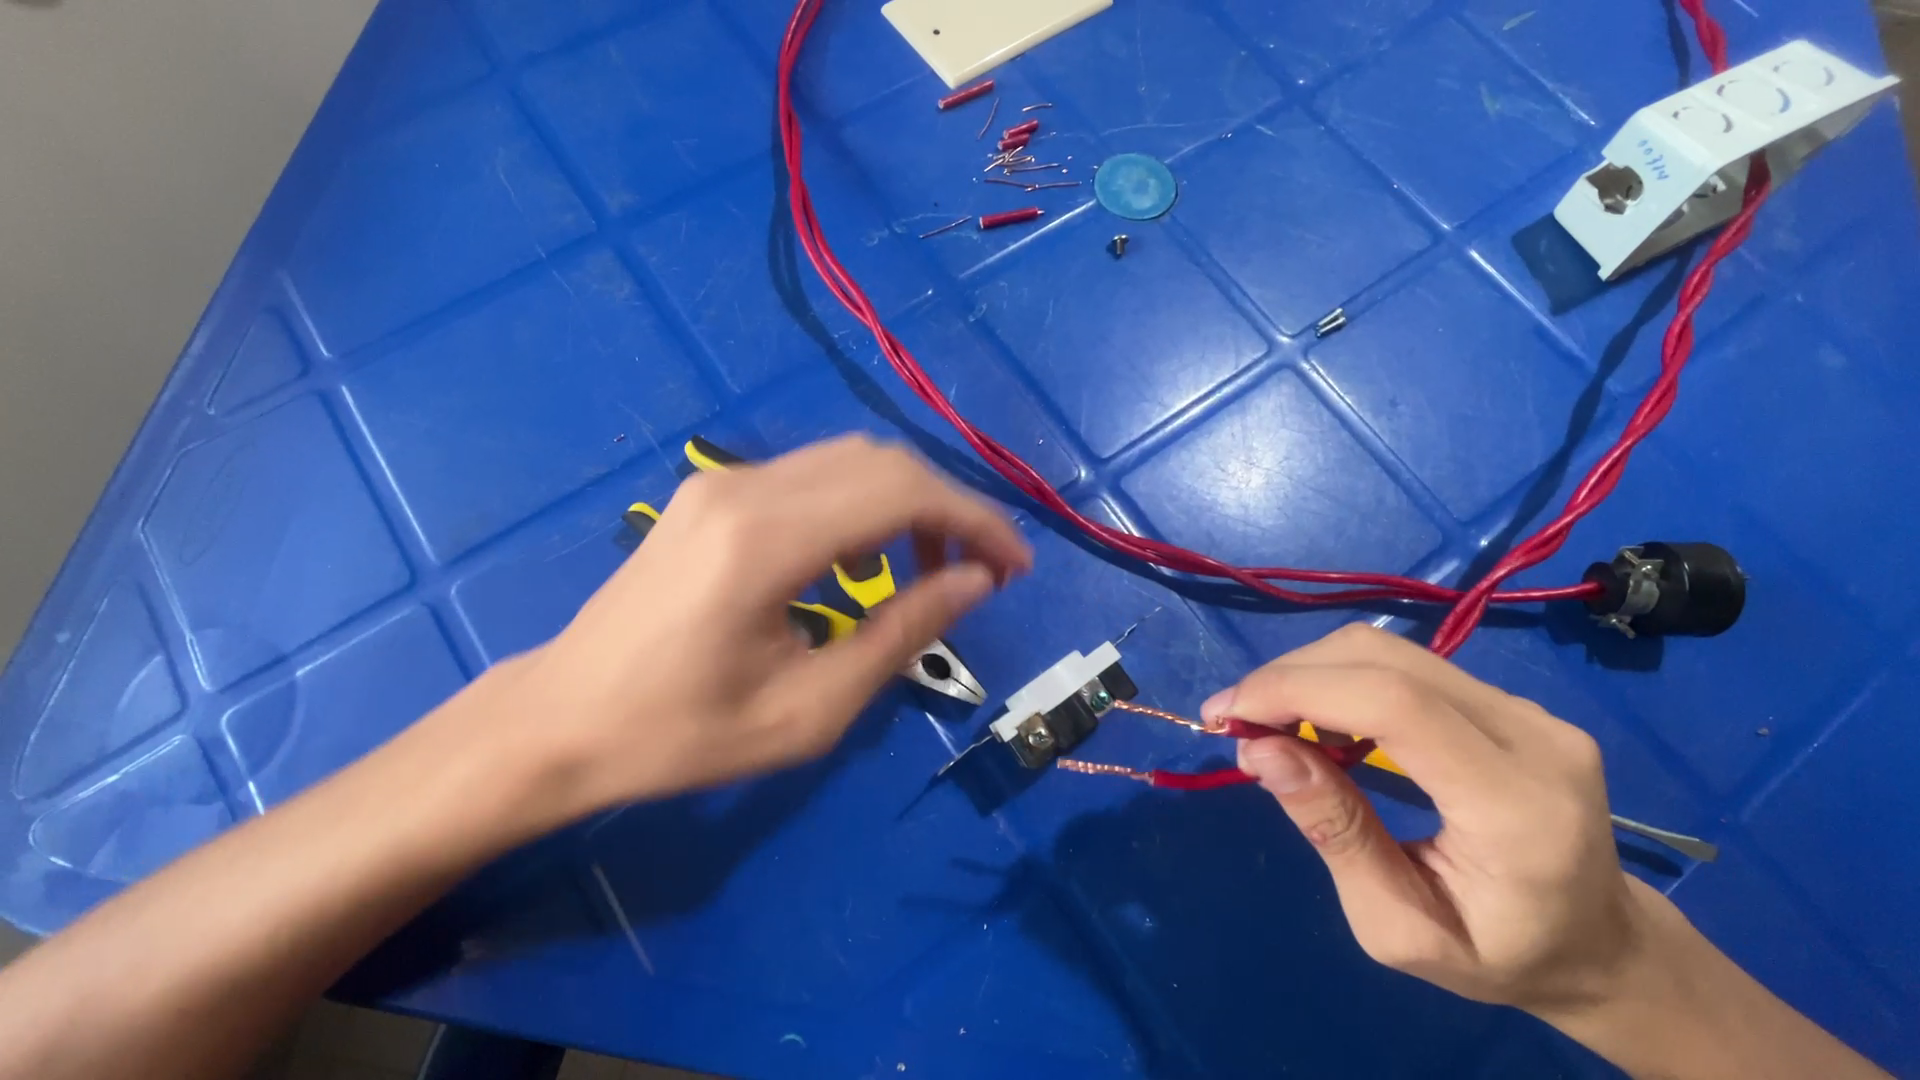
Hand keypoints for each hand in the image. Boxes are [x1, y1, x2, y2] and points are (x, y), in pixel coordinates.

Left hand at [481, 436, 1030, 819]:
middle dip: (950, 508)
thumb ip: (901, 635)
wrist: (561, 719)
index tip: (1015, 568)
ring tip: (929, 568)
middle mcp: (744, 487)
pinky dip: (862, 505)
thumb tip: (975, 582)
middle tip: (979, 573)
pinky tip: (865, 559)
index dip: (976, 520)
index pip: (901, 491)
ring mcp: (721, 481)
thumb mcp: (809, 710)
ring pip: (848, 460)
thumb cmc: (682, 735)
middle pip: (881, 461)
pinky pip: (811, 476)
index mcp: (765, 541)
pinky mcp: (711, 492)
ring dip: (907, 502)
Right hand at [1206, 624, 1647, 1016]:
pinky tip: (1320, 721)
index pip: (1395, 704)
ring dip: (1310, 673)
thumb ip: (1334, 833)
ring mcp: (1530, 711)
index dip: (1296, 690)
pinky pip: (1408, 665)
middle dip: (1290, 676)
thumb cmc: (1497, 955)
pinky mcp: (1513, 702)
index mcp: (1515, 806)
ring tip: (1269, 722)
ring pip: (1390, 650)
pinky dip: (1342, 681)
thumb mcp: (1397, 929)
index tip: (1226, 716)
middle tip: (1234, 721)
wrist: (1601, 947)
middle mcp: (1533, 737)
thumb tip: (1259, 748)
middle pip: (1385, 660)